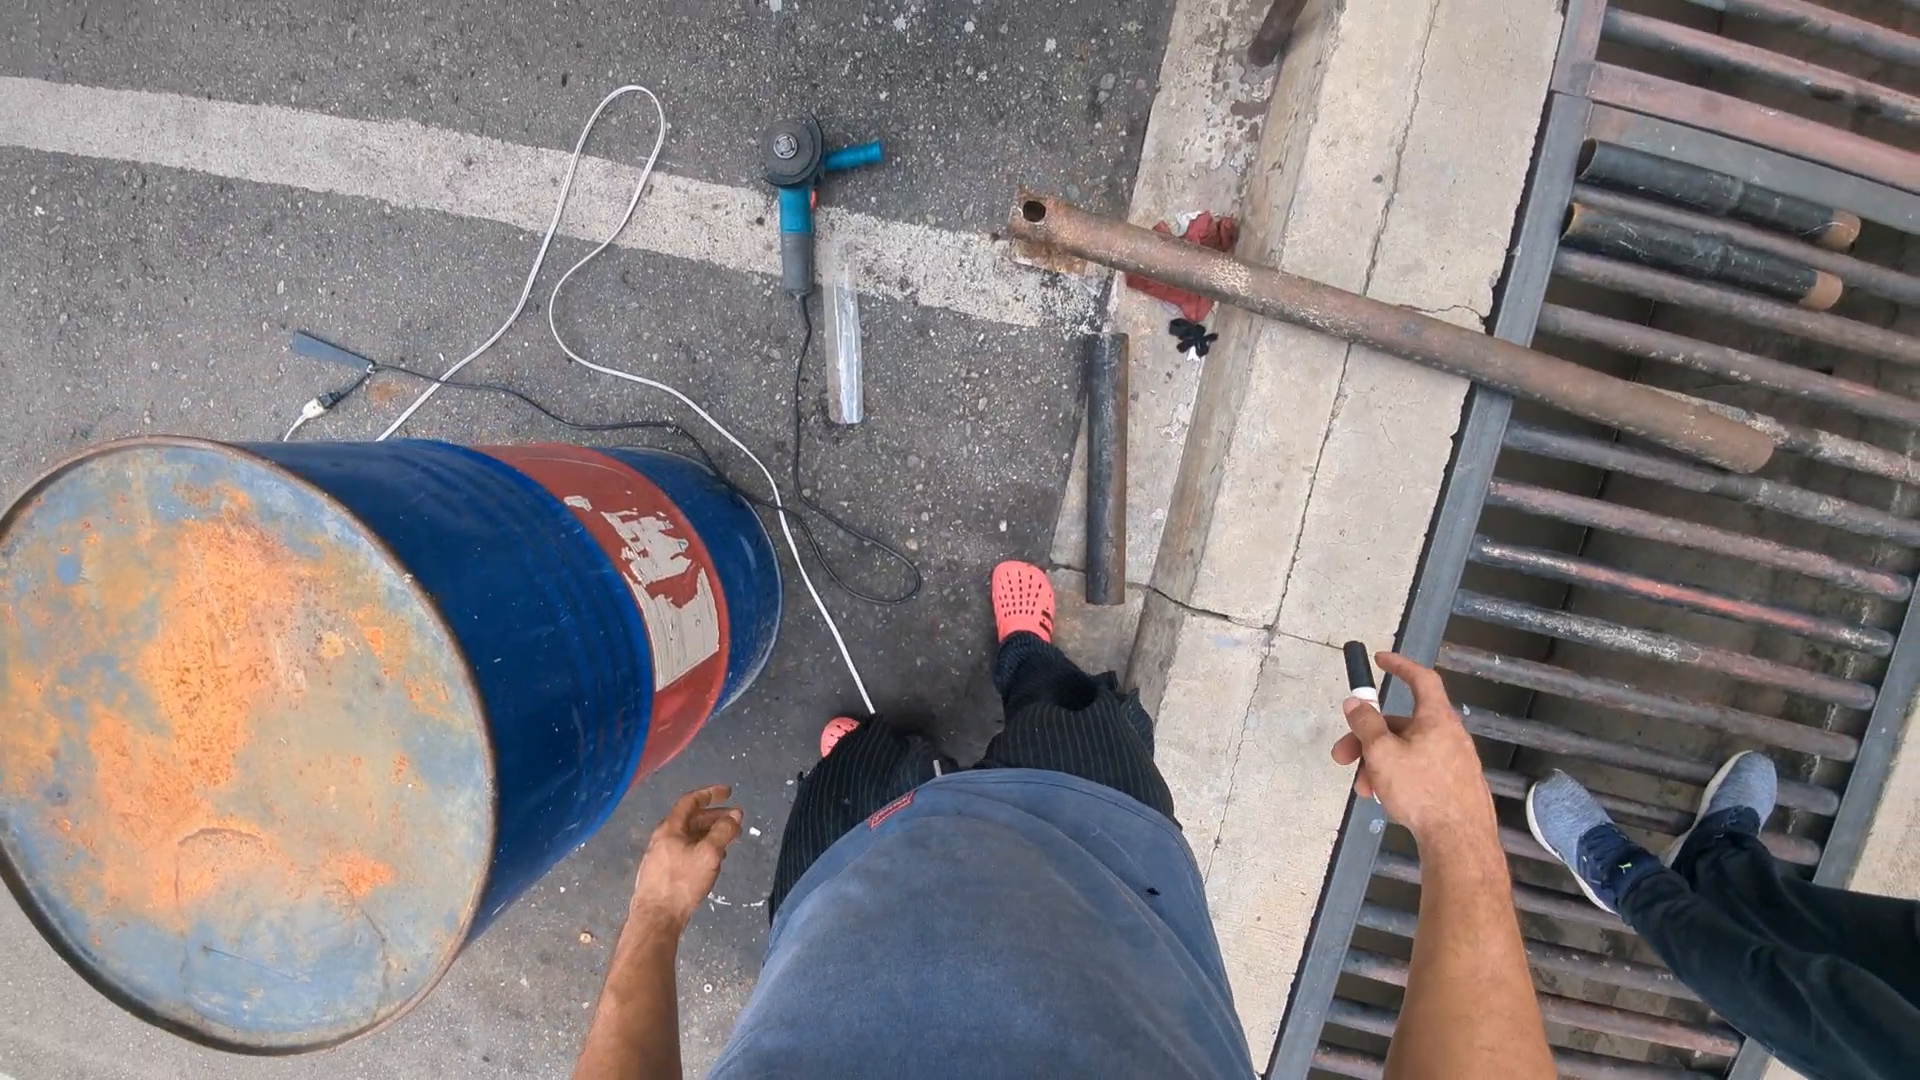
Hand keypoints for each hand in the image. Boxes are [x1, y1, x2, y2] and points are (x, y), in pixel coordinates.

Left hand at [630, 785, 742, 929]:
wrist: (655, 921)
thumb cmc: (681, 883)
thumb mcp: (709, 854)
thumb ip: (723, 831)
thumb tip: (734, 815)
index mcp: (670, 829)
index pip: (690, 801)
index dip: (710, 793)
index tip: (728, 792)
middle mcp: (662, 839)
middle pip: (692, 820)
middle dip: (716, 817)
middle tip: (736, 821)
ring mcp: (660, 858)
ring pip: (689, 837)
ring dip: (710, 835)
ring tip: (728, 843)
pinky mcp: (662, 874)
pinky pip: (685, 852)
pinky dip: (702, 849)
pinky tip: (712, 862)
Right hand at [1330, 653, 1494, 845]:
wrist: (1460, 842)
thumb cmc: (1420, 790)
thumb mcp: (1381, 752)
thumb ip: (1366, 723)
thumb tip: (1356, 702)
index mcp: (1436, 719)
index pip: (1421, 679)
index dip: (1400, 665)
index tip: (1380, 660)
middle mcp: (1448, 736)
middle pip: (1400, 724)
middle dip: (1366, 737)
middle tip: (1343, 755)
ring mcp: (1453, 762)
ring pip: (1405, 750)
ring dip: (1376, 762)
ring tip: (1362, 787)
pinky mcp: (1454, 785)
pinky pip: (1417, 769)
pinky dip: (1395, 775)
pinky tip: (1382, 797)